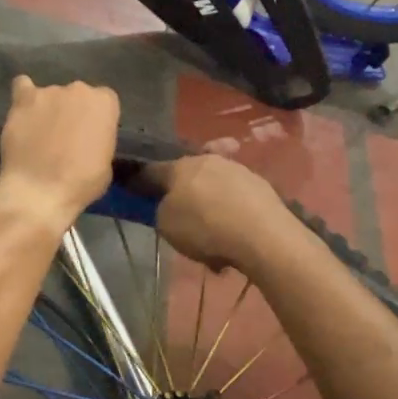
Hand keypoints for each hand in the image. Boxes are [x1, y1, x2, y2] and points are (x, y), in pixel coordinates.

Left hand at [0, 77, 119, 229]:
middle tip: (64, 136)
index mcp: (104, 103)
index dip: (96, 119)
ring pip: (50, 96)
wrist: (40, 191)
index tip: (90, 135)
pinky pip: (22, 87)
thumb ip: (97, 140)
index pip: (104, 100)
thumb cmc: (80, 184)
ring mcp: (48, 92)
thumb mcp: (106, 164)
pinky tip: (22, 112)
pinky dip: (23, 96)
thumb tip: (86, 140)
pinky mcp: (22, 100)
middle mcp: (78, 90)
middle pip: (76, 95)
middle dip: (71, 112)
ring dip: (48, 109)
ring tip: (38, 133)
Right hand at [139, 155, 317, 274]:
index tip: (134, 192)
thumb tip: (170, 206)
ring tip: (213, 238)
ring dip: (210, 206)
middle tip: (181, 220)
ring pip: (215, 189)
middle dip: (183, 195)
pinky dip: (231, 215)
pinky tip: (234, 238)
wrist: (263, 236)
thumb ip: (161, 211)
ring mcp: (238, 171)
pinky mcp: (262, 186)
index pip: (152, 171)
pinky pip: (237, 201)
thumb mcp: (166, 225)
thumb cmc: (205, 228)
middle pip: (187, 177)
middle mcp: (208, 160)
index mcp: (180, 166)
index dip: (140, 183)